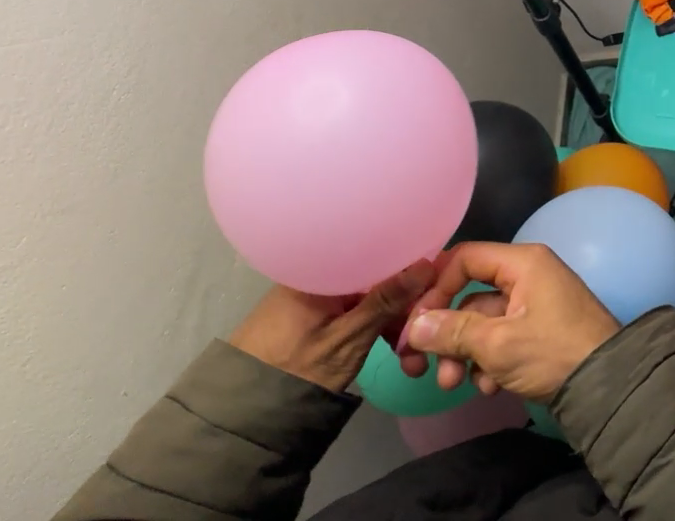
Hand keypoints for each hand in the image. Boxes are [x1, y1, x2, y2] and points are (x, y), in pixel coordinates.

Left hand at [228, 261, 435, 391]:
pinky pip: (354, 311)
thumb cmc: (293, 373)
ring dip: (392, 320)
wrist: (237, 420)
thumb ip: (386, 300)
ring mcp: (313, 298)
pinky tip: (390, 348)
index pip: (378, 254)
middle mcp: (316, 277)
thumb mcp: (348, 340)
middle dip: (405, 303)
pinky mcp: (311, 319)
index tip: (437, 288)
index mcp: (319, 273)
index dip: (412, 269)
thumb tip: (428, 262)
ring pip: (368, 297)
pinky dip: (373, 327)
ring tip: (408, 355)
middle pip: (375, 276)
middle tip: (423, 333)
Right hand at [399, 243, 619, 402]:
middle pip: (469, 296)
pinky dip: (489, 362)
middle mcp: (529, 275)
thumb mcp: (497, 344)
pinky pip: (501, 338)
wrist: (607, 383)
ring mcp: (534, 303)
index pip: (465, 259)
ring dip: (463, 354)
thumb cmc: (553, 352)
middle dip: (444, 335)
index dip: (435, 289)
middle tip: (418, 368)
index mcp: (523, 263)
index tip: (414, 326)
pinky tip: (490, 387)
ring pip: (481, 323)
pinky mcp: (538, 330)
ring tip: (455, 384)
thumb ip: (452, 331)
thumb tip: (415, 326)